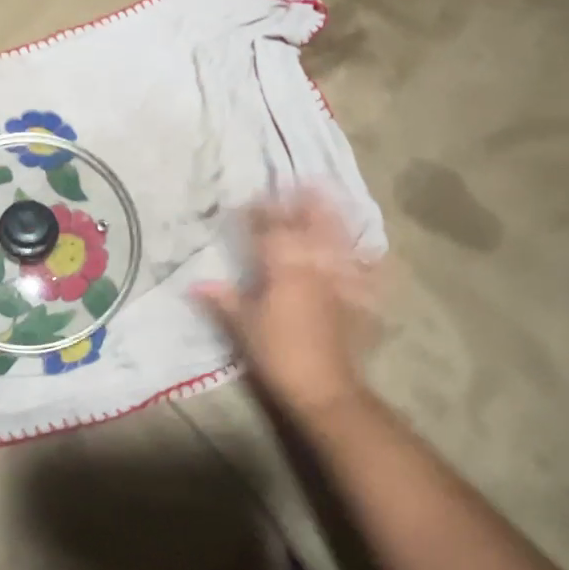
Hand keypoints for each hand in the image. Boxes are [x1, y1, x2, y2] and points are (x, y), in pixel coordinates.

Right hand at [192, 190, 380, 414]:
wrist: (325, 388)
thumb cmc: (277, 354)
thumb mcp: (242, 327)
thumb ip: (224, 300)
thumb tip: (196, 283)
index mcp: (282, 269)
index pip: (268, 231)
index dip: (259, 213)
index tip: (249, 199)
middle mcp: (313, 266)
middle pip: (310, 226)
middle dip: (303, 203)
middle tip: (299, 181)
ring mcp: (340, 281)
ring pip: (339, 240)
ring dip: (335, 217)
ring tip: (334, 196)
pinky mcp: (360, 300)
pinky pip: (368, 271)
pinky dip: (368, 257)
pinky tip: (372, 247)